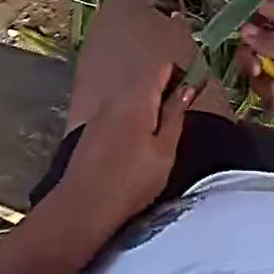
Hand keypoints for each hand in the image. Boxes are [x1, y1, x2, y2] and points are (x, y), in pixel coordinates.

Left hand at [53, 56, 193, 231]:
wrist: (83, 206)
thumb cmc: (132, 180)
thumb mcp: (164, 152)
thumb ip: (175, 115)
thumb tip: (188, 88)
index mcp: (137, 98)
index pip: (161, 67)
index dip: (180, 75)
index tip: (190, 96)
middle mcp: (116, 97)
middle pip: (145, 81)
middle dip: (164, 94)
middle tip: (176, 124)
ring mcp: (100, 111)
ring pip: (130, 98)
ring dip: (147, 109)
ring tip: (156, 140)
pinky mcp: (90, 128)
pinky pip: (117, 113)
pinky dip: (130, 121)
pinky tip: (132, 149)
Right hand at [237, 0, 273, 140]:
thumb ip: (271, 39)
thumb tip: (243, 30)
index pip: (270, 12)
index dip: (251, 18)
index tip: (234, 27)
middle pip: (258, 44)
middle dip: (251, 57)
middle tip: (255, 70)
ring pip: (260, 70)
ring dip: (262, 82)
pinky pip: (269, 91)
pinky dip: (270, 98)